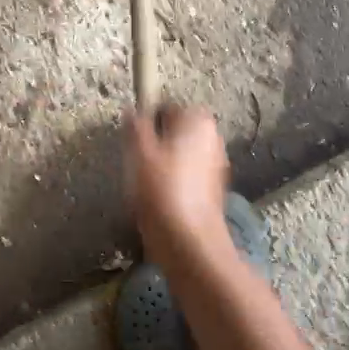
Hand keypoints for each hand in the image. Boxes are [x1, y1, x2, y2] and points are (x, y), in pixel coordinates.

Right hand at [125, 105, 233, 267]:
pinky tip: (159, 202)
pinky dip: (173, 184)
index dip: (147, 122)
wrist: (190, 242)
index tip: (133, 141)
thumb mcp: (139, 151)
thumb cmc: (162, 189)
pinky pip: (186, 178)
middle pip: (174, 132)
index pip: (166, 107)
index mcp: (198, 120)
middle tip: (136, 163)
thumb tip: (132, 111)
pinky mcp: (214, 191)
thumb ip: (135, 125)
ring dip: (162, 166)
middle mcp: (212, 138)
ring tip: (145, 186)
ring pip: (179, 156)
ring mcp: (216, 165)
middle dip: (155, 145)